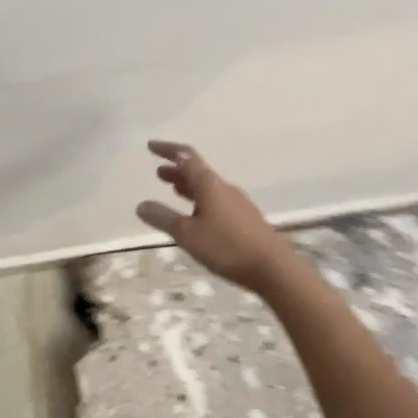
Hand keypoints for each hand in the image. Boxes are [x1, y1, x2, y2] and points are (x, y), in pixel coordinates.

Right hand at [136, 140, 297, 293]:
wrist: (277, 270)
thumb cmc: (228, 247)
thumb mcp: (188, 235)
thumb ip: (163, 218)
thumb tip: (141, 205)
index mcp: (209, 185)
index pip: (186, 157)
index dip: (167, 150)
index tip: (151, 147)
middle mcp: (224, 189)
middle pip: (198, 172)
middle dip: (177, 171)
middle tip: (159, 174)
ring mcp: (239, 204)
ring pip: (208, 188)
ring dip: (189, 186)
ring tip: (174, 192)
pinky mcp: (247, 220)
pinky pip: (218, 201)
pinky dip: (201, 201)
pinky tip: (199, 217)